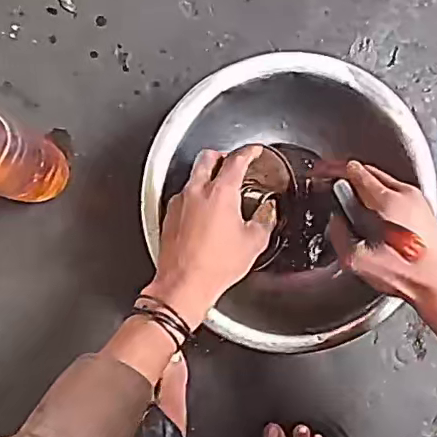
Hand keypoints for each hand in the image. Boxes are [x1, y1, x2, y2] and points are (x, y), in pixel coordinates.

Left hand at [144, 145, 277, 326]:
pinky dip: (196, 197)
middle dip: (223, 156)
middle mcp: (196, 191)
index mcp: (221, 192)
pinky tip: (205, 213)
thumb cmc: (214, 266)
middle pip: (208, 158)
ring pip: (193, 176)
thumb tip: (267, 212)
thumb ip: (264, 220)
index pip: (236, 159)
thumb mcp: (253, 243)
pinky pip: (184, 196)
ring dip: (207, 177)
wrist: (183, 285)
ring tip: (221, 192)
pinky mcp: (169, 216)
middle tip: (233, 164)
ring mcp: (180, 202)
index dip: (249, 152)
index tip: (253, 151)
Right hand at [331, 161, 436, 309]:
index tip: (322, 172)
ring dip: (363, 185)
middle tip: (331, 181)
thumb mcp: (358, 261)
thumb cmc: (407, 275)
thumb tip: (335, 220)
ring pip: (383, 181)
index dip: (333, 170)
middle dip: (346, 175)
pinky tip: (371, 212)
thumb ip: (339, 235)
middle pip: (369, 171)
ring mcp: (418, 201)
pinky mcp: (424, 210)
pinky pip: (396, 192)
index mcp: (388, 201)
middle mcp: (406, 194)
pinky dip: (379, 195)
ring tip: (348, 198)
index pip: (355, 171)